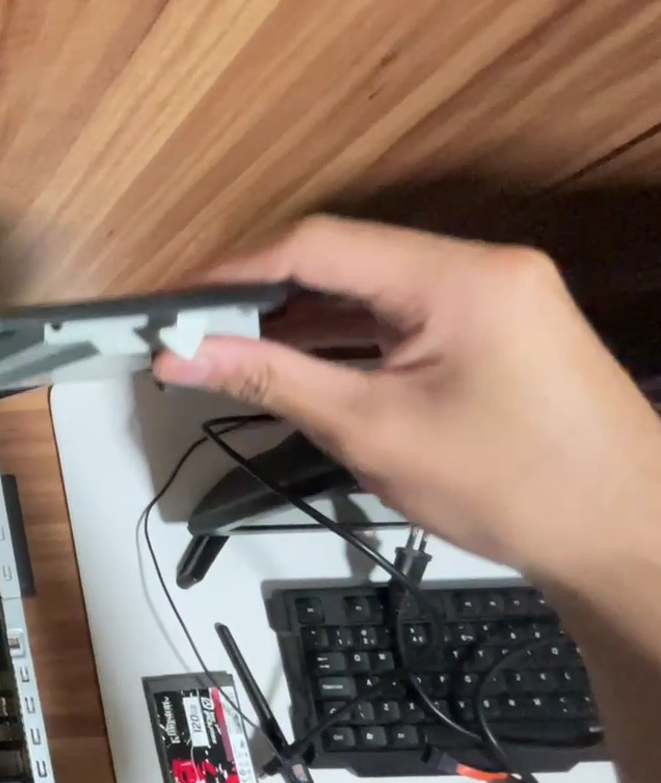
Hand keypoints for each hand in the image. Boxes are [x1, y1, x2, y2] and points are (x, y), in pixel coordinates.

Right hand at [154, 216, 660, 584]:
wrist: (628, 536)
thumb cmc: (506, 481)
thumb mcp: (367, 427)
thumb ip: (266, 379)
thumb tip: (175, 356)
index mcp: (457, 278)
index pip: (316, 247)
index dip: (229, 271)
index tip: (167, 306)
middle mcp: (470, 271)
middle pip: (332, 263)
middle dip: (248, 295)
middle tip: (179, 330)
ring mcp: (476, 301)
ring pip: (351, 294)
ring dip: (279, 321)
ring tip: (209, 349)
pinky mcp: (474, 333)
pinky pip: (376, 321)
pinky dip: (318, 341)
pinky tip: (270, 363)